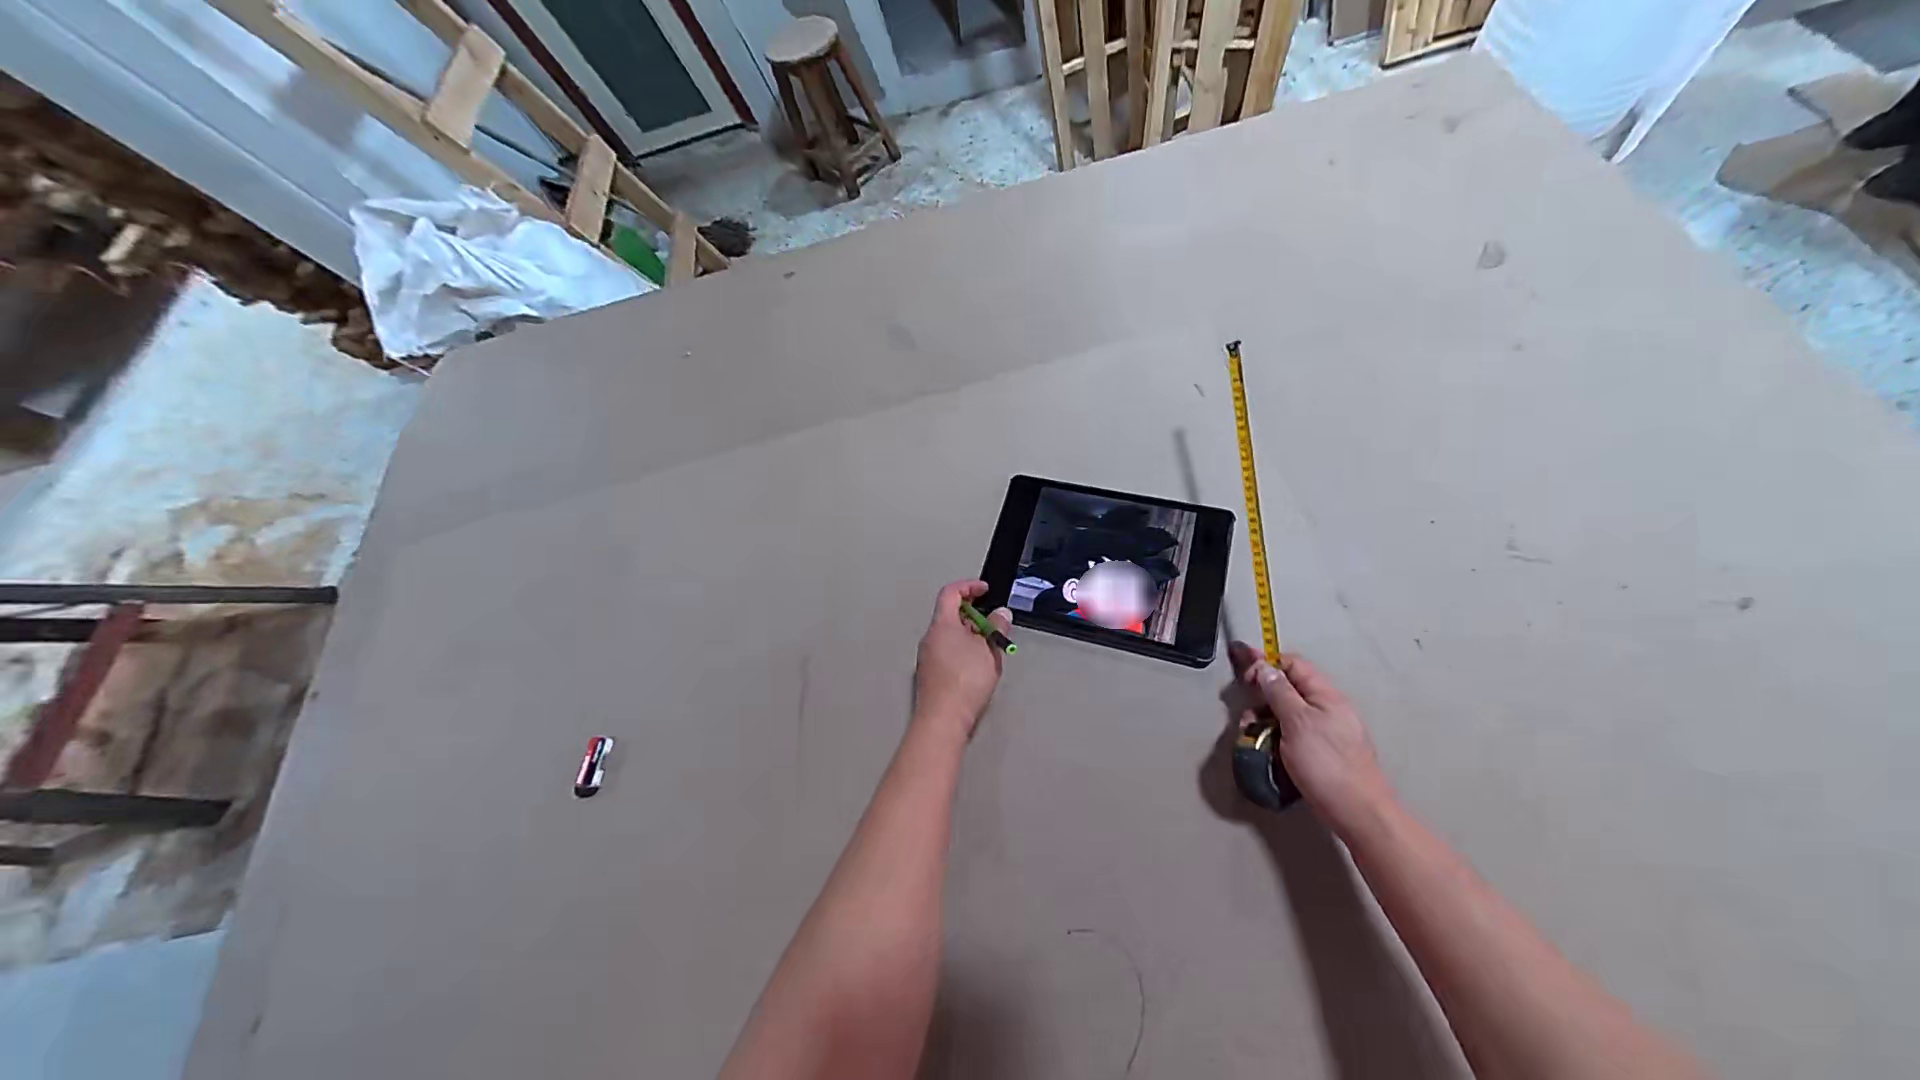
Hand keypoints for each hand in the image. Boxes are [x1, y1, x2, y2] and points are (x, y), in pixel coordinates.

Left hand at [913, 580, 1012, 740]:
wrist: (943, 719)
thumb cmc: (963, 684)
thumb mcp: (989, 650)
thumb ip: (997, 628)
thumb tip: (1001, 615)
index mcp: (942, 625)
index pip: (951, 593)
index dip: (969, 586)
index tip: (983, 589)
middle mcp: (930, 638)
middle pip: (950, 614)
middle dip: (973, 614)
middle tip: (992, 623)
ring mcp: (928, 656)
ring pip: (949, 634)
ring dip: (969, 634)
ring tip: (988, 648)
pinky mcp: (930, 673)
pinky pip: (947, 652)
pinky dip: (962, 650)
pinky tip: (977, 666)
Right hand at [1230, 642, 1394, 838]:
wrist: (1358, 812)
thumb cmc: (1327, 765)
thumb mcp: (1298, 723)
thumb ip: (1279, 692)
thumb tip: (1266, 669)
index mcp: (1325, 695)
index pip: (1292, 664)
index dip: (1267, 665)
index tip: (1246, 679)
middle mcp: (1327, 708)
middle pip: (1287, 688)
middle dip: (1262, 697)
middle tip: (1248, 715)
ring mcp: (1325, 730)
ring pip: (1287, 712)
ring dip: (1265, 719)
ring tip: (1254, 736)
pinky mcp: (1320, 751)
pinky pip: (1292, 733)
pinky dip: (1276, 736)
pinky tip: (1268, 749)